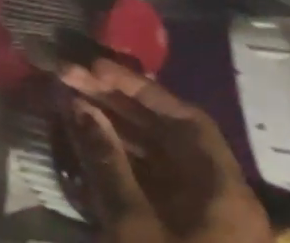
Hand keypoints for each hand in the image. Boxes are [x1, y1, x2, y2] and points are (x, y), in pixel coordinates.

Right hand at [62, 60, 270, 242]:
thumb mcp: (131, 222)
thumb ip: (104, 159)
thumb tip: (77, 104)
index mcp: (223, 191)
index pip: (186, 121)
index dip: (140, 89)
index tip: (92, 67)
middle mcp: (218, 192)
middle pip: (170, 131)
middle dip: (117, 100)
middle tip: (67, 74)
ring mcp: (199, 209)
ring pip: (156, 148)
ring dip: (113, 120)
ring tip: (67, 95)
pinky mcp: (178, 222)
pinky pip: (149, 170)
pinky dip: (116, 147)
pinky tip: (82, 132)